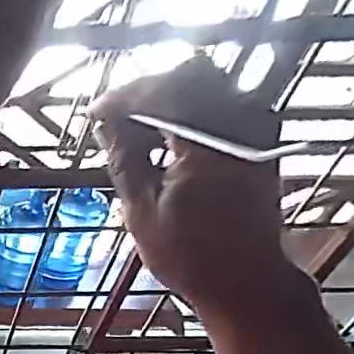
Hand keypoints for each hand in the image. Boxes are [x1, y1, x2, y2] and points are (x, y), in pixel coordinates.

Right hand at [92, 59, 304, 315]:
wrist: (243, 276)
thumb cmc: (189, 255)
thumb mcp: (141, 210)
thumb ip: (125, 159)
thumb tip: (106, 125)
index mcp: (211, 141)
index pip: (165, 91)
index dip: (124, 96)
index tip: (95, 112)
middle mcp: (243, 122)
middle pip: (189, 77)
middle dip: (144, 94)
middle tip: (110, 121)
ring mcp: (256, 126)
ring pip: (204, 87)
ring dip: (162, 104)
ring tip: (129, 135)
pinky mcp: (258, 136)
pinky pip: (216, 106)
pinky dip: (183, 115)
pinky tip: (158, 142)